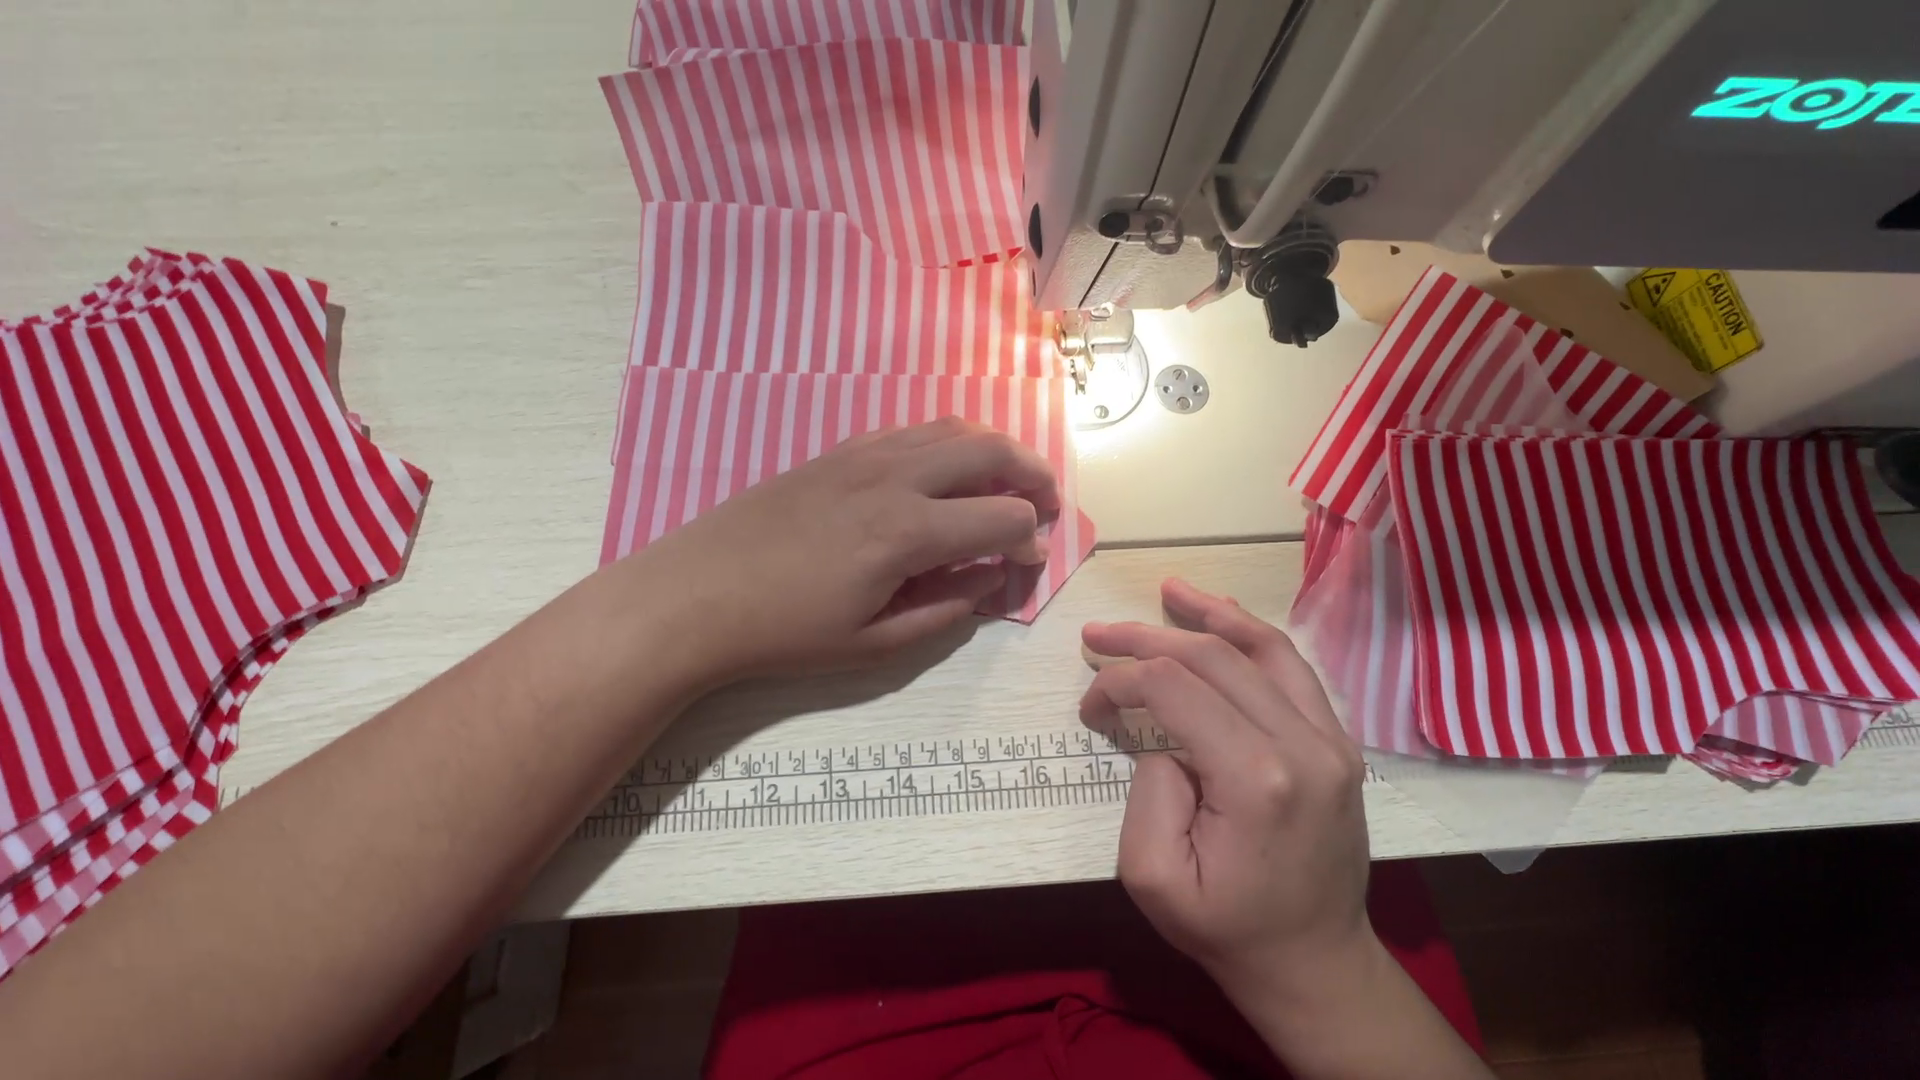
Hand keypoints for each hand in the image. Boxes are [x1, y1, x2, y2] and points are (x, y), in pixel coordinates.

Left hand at [622, 417, 1057, 679]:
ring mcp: (863, 455)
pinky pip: (910, 430)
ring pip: (950, 428)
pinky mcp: (837, 451)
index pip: (1002, 518)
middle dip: (1034, 473)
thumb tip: (991, 581)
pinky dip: (945, 443)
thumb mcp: (872, 645)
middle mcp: (894, 478)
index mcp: (907, 532)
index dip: (1031, 541)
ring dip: (992, 449)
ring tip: (1005, 480)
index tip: (1028, 564)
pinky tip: (941, 473)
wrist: (695, 593)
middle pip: (990, 450)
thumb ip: (945, 611)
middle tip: (1047, 502)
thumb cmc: (784, 632)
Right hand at [1080, 579, 1372, 1004]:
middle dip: (1146, 638)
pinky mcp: (1339, 743)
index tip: (1091, 706)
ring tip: (1169, 591)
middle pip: (1214, 658)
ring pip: (1264, 648)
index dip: (1120, 681)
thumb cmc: (1226, 927)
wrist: (1313, 960)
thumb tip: (1163, 736)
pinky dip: (1254, 635)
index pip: (1174, 689)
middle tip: (1099, 633)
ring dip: (1210, 614)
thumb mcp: (1152, 877)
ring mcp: (1332, 739)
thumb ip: (1148, 791)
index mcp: (1256, 778)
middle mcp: (1303, 744)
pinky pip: (1294, 669)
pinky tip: (1225, 619)